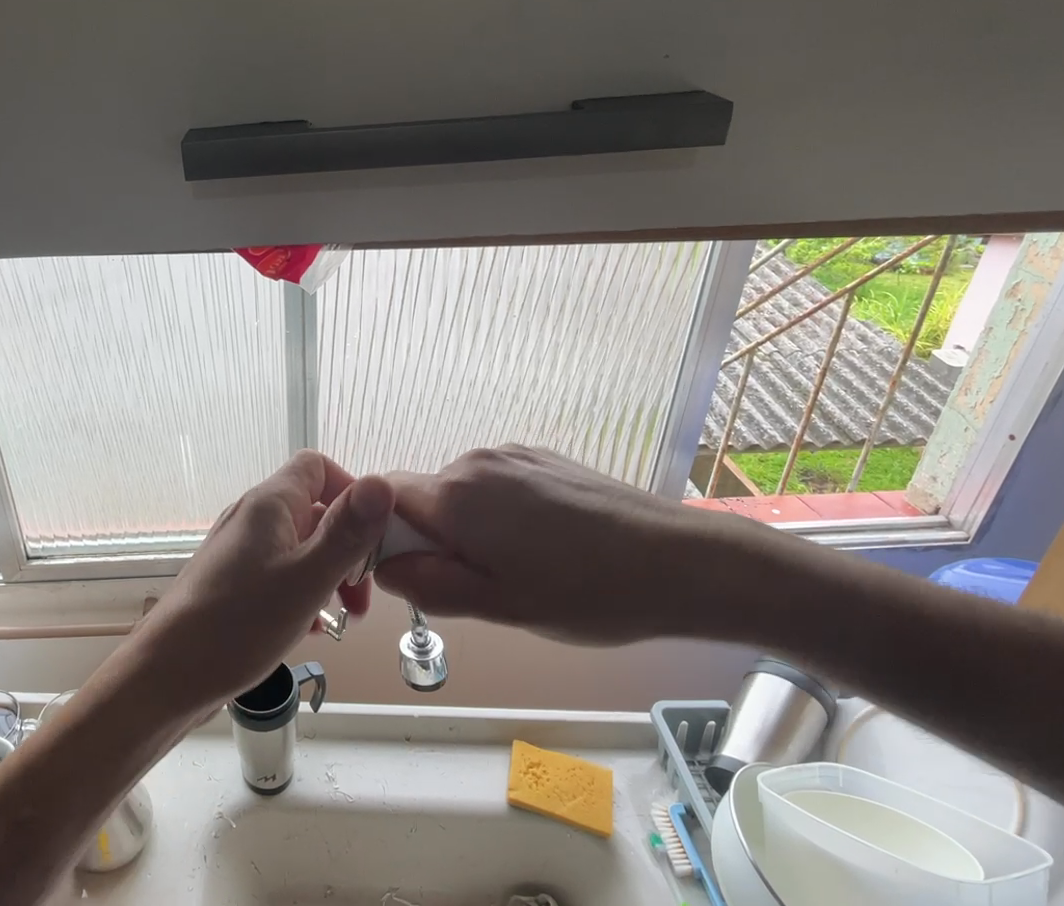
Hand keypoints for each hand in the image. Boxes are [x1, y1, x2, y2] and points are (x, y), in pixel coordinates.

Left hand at [128, 451, 391, 715]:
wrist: (168, 675)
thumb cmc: (238, 624)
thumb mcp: (307, 579)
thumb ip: (347, 532)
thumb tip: (383, 482)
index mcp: (269, 505)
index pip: (318, 467)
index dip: (351, 491)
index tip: (372, 536)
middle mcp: (252, 519)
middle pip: (314, 511)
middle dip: (347, 548)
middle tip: (361, 595)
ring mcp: (239, 551)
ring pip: (299, 548)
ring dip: (328, 576)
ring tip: (343, 618)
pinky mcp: (231, 583)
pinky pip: (279, 574)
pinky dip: (303, 594)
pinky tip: (310, 630)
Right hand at [374, 445, 753, 645]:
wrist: (683, 563)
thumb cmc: (587, 594)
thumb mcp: (498, 607)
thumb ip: (428, 585)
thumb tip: (386, 567)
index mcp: (456, 496)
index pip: (381, 497)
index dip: (380, 534)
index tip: (410, 573)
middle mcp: (476, 461)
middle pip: (422, 497)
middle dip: (430, 538)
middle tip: (474, 586)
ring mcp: (513, 456)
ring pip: (460, 493)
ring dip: (467, 529)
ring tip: (517, 570)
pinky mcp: (544, 458)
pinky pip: (495, 485)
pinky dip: (498, 515)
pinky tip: (543, 547)